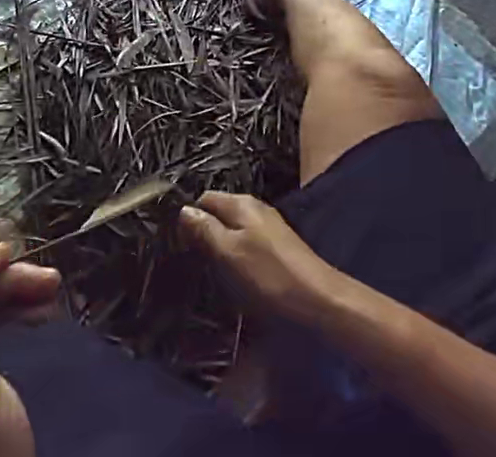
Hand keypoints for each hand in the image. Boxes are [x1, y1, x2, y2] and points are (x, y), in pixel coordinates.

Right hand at [179, 191, 341, 324]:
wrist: (317, 298)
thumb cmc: (268, 274)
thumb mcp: (229, 252)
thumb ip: (205, 229)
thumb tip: (183, 209)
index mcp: (242, 203)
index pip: (205, 198)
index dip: (189, 217)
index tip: (178, 242)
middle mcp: (255, 207)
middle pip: (219, 213)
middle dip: (205, 231)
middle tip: (191, 258)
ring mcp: (268, 226)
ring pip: (233, 229)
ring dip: (220, 245)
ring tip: (209, 268)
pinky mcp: (277, 245)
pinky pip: (247, 242)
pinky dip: (236, 254)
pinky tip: (234, 273)